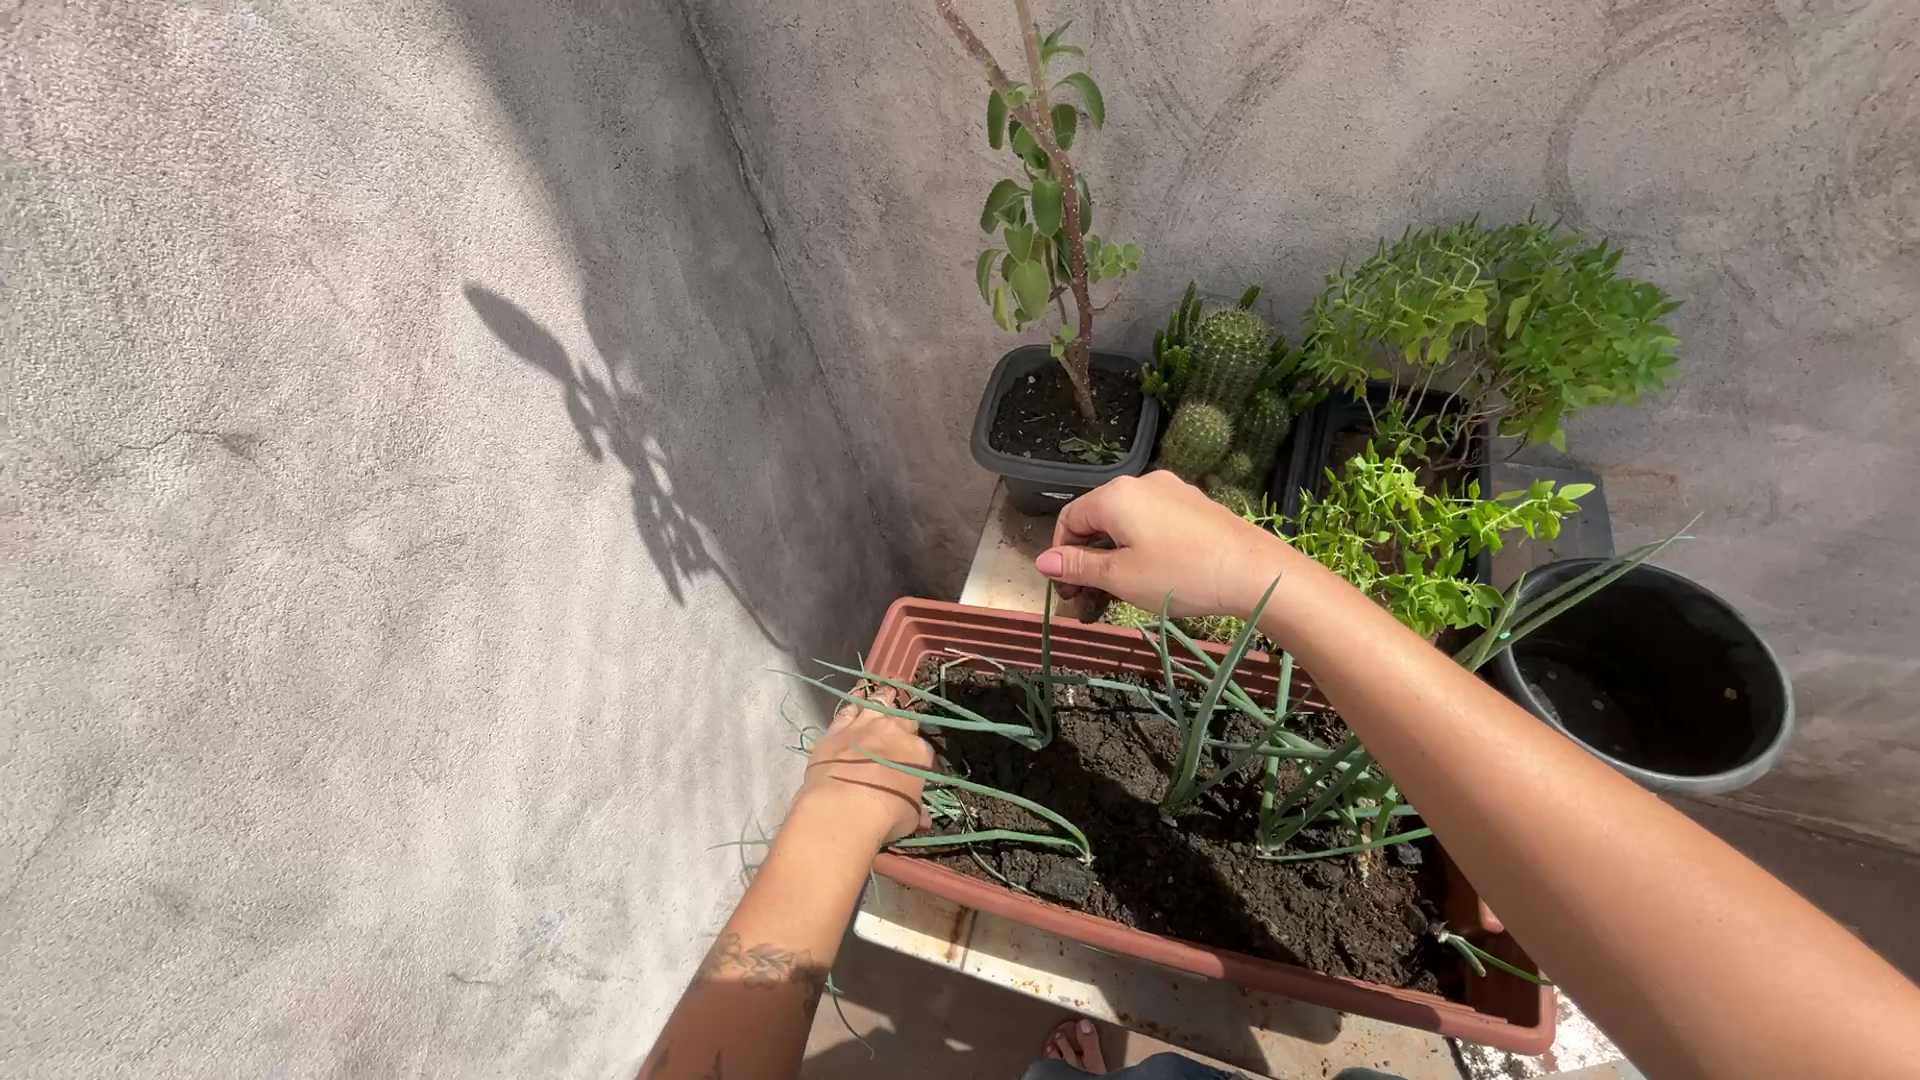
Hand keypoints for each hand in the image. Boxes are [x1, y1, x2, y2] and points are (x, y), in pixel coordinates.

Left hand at [792, 686, 933, 847]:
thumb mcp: (909, 817)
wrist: (844, 807)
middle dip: (902, 720)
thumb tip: (925, 819)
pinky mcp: (837, 730)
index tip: (911, 760)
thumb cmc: (886, 815)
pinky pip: (848, 710)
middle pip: (902, 718)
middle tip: (899, 723)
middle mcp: (893, 731)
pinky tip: (855, 699)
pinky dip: (853, 705)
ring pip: (876, 702)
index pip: (921, 746)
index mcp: (917, 751)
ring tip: (884, 691)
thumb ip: (917, 811)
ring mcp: (864, 726)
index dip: (915, 752)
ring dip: (881, 698)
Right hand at [1036, 471, 1300, 617]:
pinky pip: (1153, 522)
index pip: (1069, 518)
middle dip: (1087, 557)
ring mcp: (1171, 491)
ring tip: (1120, 592)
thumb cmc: (1180, 574)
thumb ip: (1078, 566)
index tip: (1068, 590)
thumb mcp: (1120, 576)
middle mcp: (1141, 483)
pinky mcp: (1194, 505)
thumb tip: (1043, 561)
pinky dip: (1140, 546)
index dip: (1061, 554)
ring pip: (1126, 522)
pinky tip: (1152, 574)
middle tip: (1090, 598)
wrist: (1256, 572)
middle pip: (1097, 518)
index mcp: (1115, 495)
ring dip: (1114, 555)